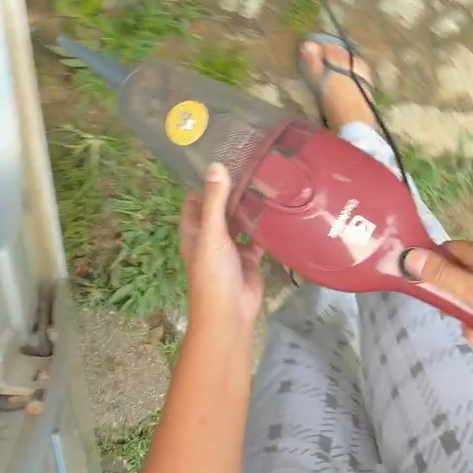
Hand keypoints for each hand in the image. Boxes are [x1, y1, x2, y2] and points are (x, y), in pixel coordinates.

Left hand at [180, 164, 263, 331]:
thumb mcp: (212, 232)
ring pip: (240, 221)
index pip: (196, 200)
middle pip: (221, 208)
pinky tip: (276, 209)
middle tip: (254, 167)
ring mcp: (231, 247)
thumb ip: (215, 200)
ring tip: (268, 182)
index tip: (226, 161)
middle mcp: (211, 236)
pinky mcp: (249, 257)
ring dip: (249, 207)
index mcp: (195, 230)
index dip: (207, 183)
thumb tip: (216, 165)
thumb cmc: (213, 271)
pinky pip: (257, 237)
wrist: (230, 312)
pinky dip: (264, 226)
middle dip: (233, 192)